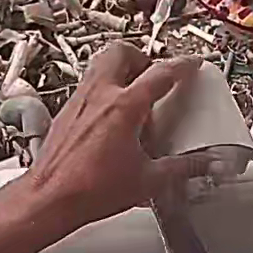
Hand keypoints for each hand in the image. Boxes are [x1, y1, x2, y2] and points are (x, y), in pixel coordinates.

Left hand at [19, 42, 214, 231]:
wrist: (50, 199)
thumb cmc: (88, 189)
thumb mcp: (148, 180)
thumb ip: (181, 168)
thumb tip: (202, 164)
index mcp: (124, 107)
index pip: (161, 73)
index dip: (182, 66)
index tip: (191, 64)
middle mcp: (99, 96)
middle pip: (122, 53)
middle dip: (143, 58)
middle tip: (155, 74)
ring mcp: (79, 101)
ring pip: (101, 65)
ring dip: (121, 71)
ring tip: (135, 95)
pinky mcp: (66, 113)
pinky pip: (88, 88)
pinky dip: (105, 92)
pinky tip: (112, 119)